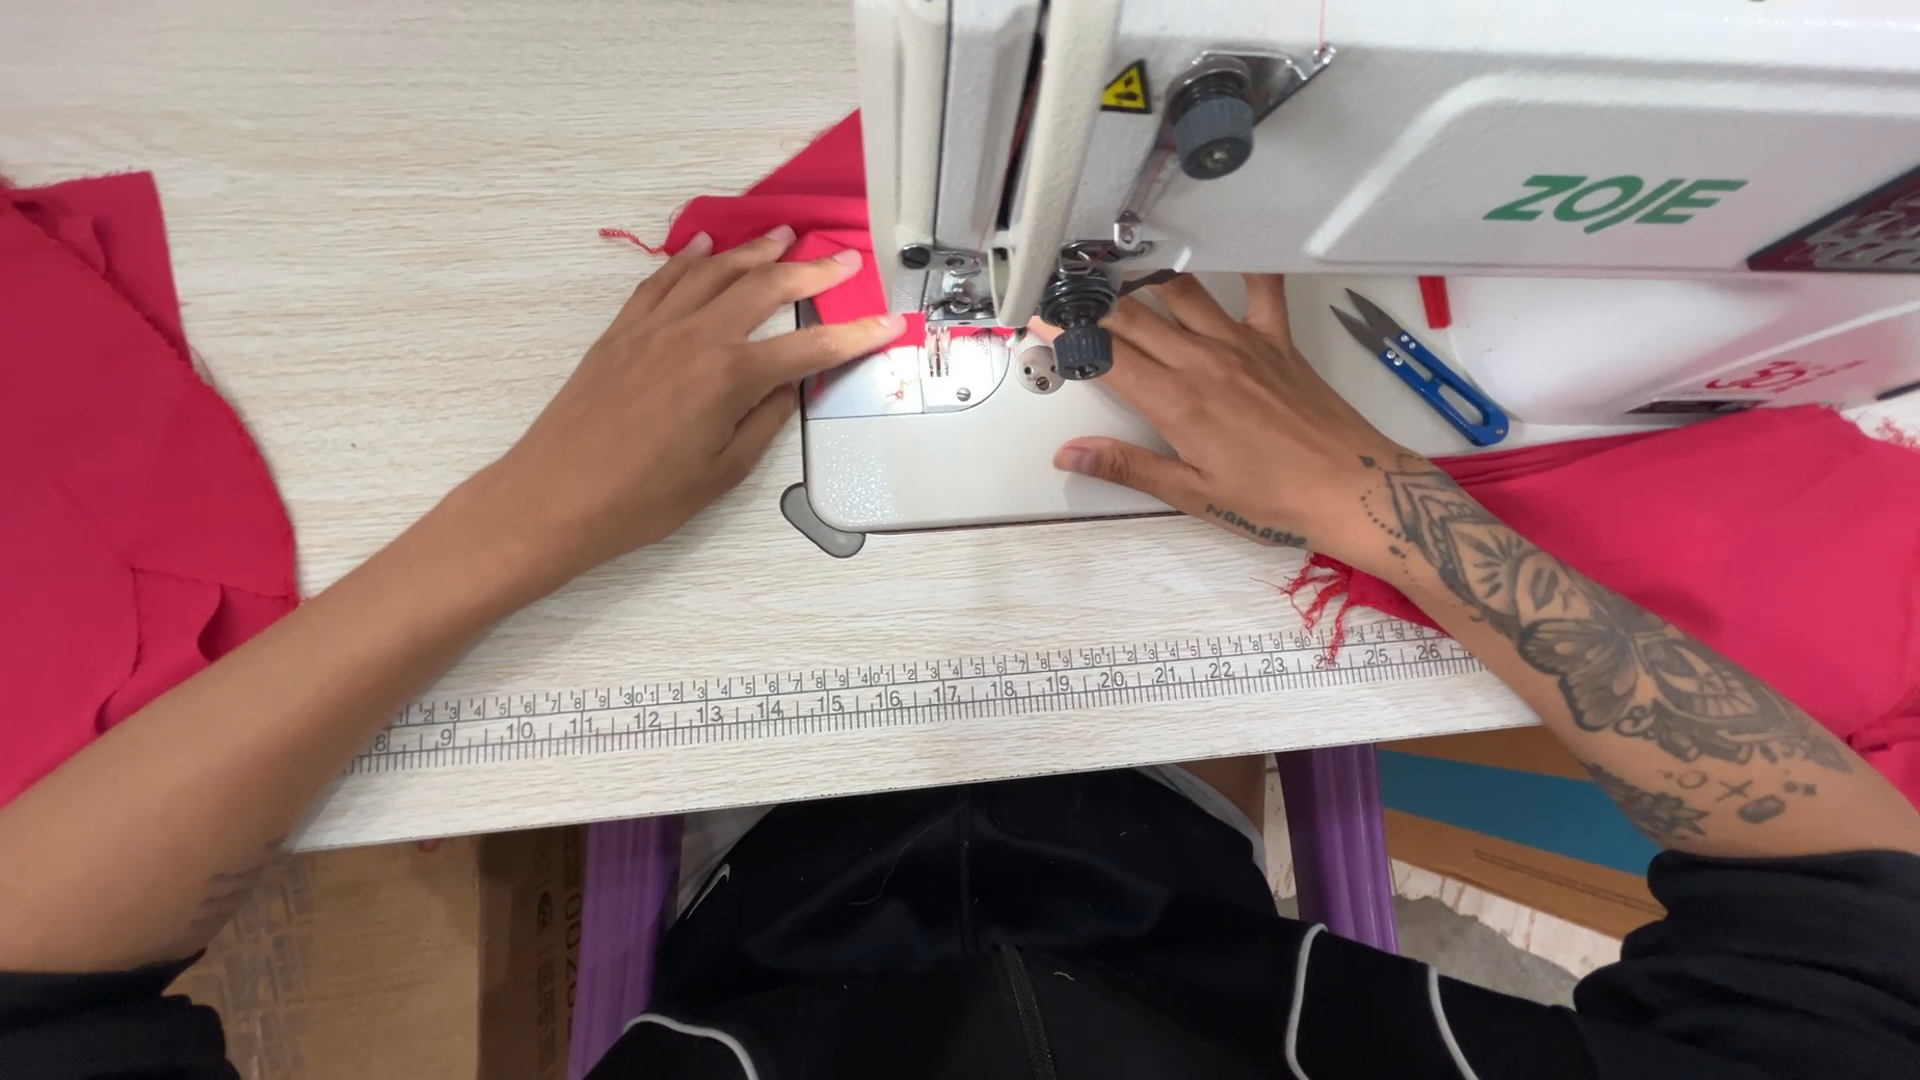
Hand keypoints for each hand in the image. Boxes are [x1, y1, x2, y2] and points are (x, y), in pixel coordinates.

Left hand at [456, 226, 902, 601]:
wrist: (557, 495)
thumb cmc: (646, 497)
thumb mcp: (725, 470)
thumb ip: (766, 419)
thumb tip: (790, 387)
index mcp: (730, 376)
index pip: (810, 349)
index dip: (856, 335)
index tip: (888, 322)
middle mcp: (696, 337)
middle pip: (766, 289)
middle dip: (811, 271)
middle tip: (844, 258)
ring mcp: (655, 327)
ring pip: (716, 272)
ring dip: (755, 251)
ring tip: (785, 236)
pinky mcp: (623, 330)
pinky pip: (664, 280)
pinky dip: (692, 260)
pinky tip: (708, 250)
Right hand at [1037, 274, 1411, 565]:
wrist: (1349, 489)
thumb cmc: (1273, 498)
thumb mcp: (1189, 493)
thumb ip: (1126, 466)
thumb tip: (1071, 454)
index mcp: (1176, 404)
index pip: (1106, 356)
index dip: (1067, 334)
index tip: (1042, 317)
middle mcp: (1203, 364)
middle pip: (1133, 318)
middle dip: (1093, 303)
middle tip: (1067, 290)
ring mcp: (1242, 346)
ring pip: (1181, 294)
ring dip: (1146, 280)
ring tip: (1119, 267)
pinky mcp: (1276, 342)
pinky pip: (1260, 289)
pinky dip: (1243, 268)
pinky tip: (1228, 252)